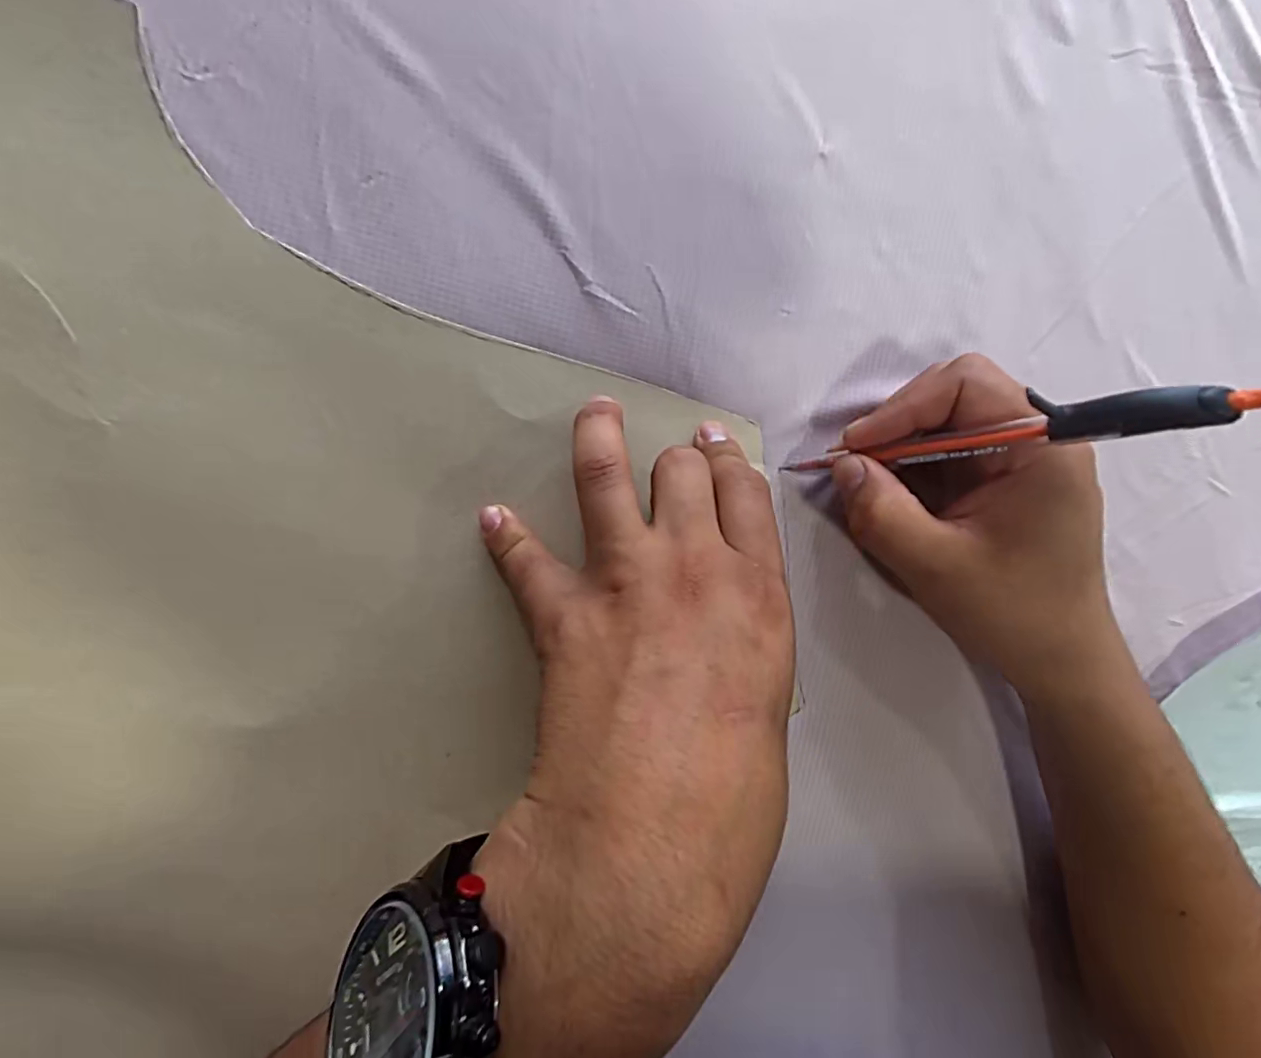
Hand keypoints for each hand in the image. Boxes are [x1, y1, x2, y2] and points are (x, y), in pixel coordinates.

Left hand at [472, 397, 794, 1057]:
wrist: (651, 846)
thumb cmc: (733, 799)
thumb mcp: (766, 711)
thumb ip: (744, 653)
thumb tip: (725, 640)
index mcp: (760, 598)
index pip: (749, 501)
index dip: (732, 464)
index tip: (718, 445)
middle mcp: (699, 570)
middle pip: (685, 476)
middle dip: (678, 455)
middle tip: (670, 449)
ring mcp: (628, 584)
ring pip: (610, 482)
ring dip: (598, 440)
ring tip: (593, 414)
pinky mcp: (565, 616)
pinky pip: (528, 562)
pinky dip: (508, 539)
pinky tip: (493, 519)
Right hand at [830, 354, 1118, 691]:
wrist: (1059, 662)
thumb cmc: (1012, 614)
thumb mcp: (935, 566)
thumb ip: (882, 512)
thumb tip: (843, 466)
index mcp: (1042, 448)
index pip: (966, 384)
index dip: (903, 406)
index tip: (858, 447)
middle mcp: (1037, 441)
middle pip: (953, 396)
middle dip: (897, 424)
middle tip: (857, 463)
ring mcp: (1020, 461)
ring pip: (945, 424)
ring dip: (898, 447)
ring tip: (866, 482)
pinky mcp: (1001, 482)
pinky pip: (946, 454)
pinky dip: (909, 468)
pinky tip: (889, 496)